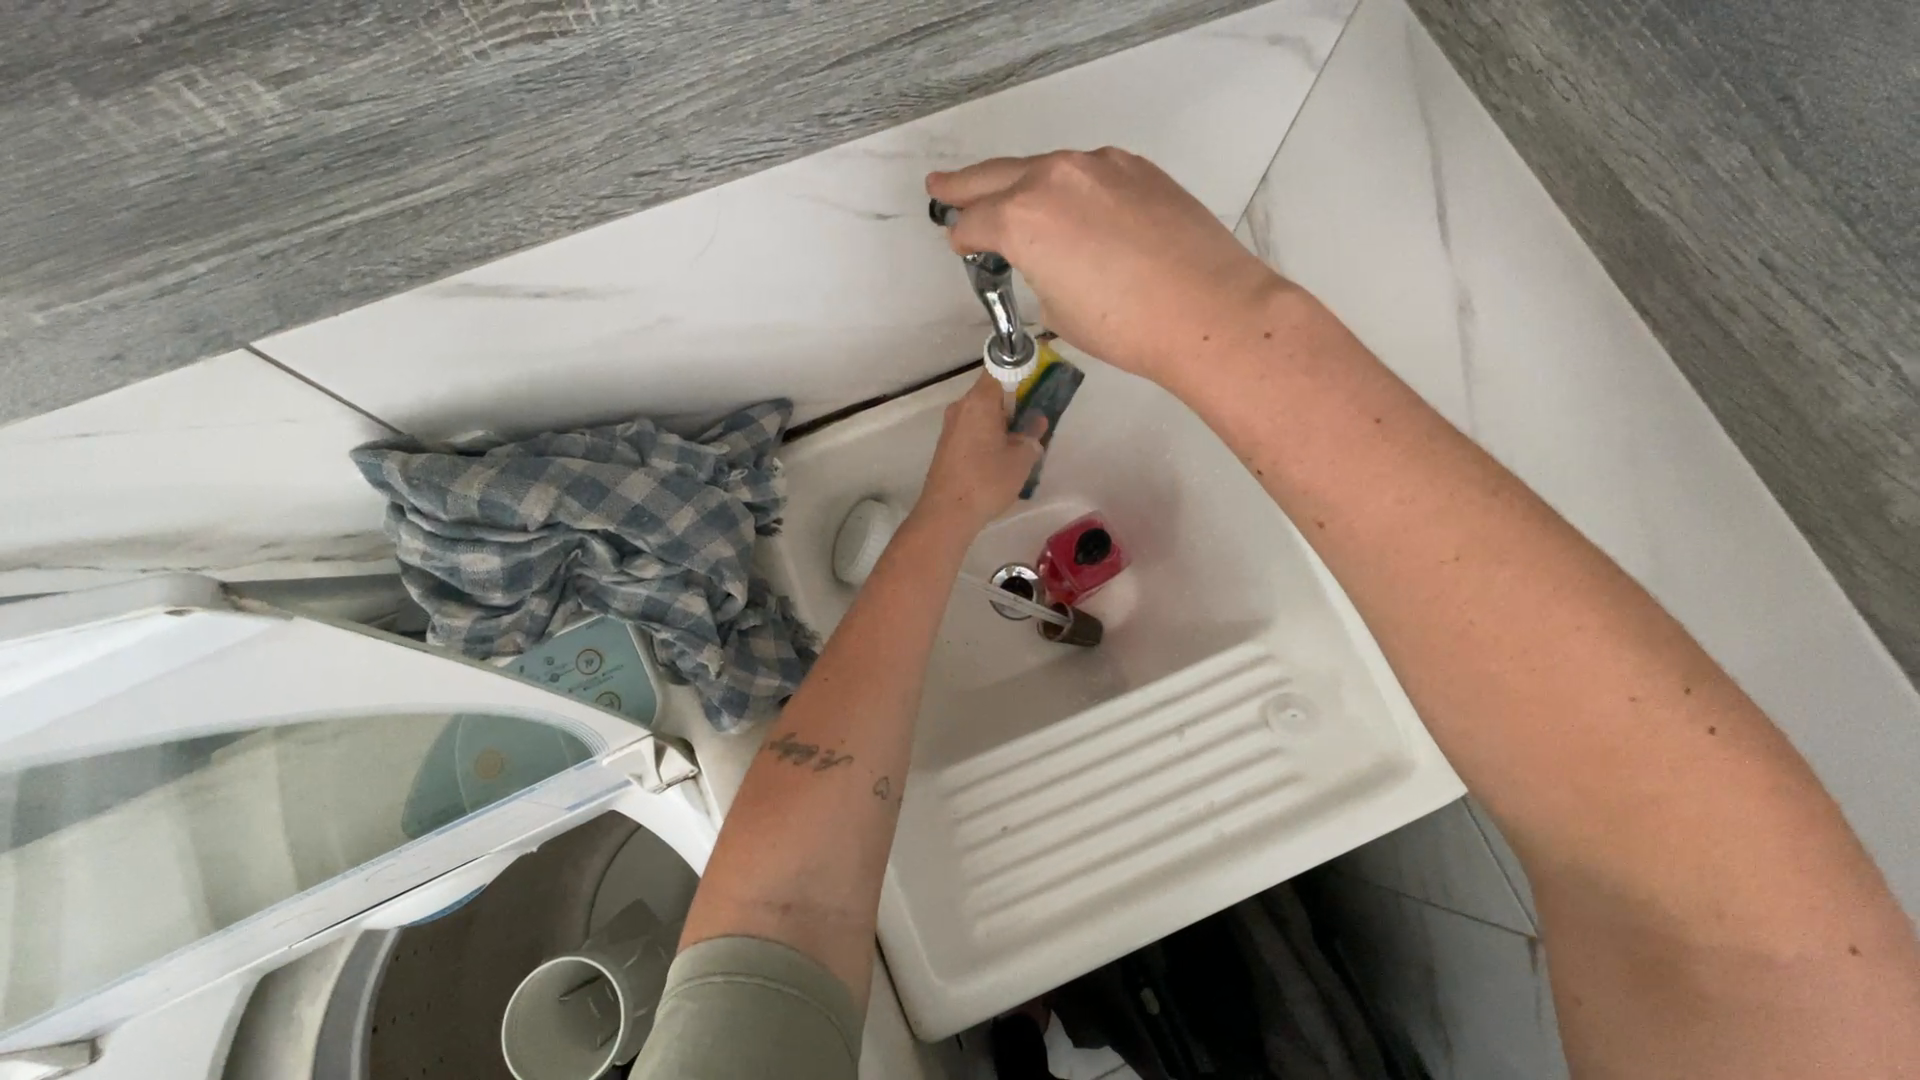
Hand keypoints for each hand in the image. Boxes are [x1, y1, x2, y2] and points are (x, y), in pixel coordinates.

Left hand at [914, 373, 1045, 533]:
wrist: (946, 513)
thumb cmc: (987, 481)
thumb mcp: (1021, 459)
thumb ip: (1032, 435)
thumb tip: (1036, 423)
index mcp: (979, 401)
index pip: (999, 369)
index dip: (1019, 371)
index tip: (1035, 383)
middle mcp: (961, 407)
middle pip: (991, 393)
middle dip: (1014, 404)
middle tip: (1033, 423)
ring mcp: (951, 427)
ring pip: (982, 414)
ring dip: (1001, 423)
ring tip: (1019, 445)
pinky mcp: (947, 445)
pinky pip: (973, 430)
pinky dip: (988, 436)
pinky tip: (999, 459)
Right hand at [928, 149, 1289, 382]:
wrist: (1207, 309)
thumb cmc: (1125, 326)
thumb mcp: (1058, 309)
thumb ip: (1036, 272)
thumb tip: (1045, 260)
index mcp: (1022, 218)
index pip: (975, 224)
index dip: (962, 241)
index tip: (961, 248)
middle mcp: (1054, 178)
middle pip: (994, 177)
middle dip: (963, 186)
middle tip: (940, 188)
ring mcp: (1098, 165)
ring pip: (1043, 168)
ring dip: (1020, 183)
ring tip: (1005, 193)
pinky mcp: (1135, 168)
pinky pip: (1087, 171)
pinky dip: (1069, 185)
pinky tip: (1071, 205)